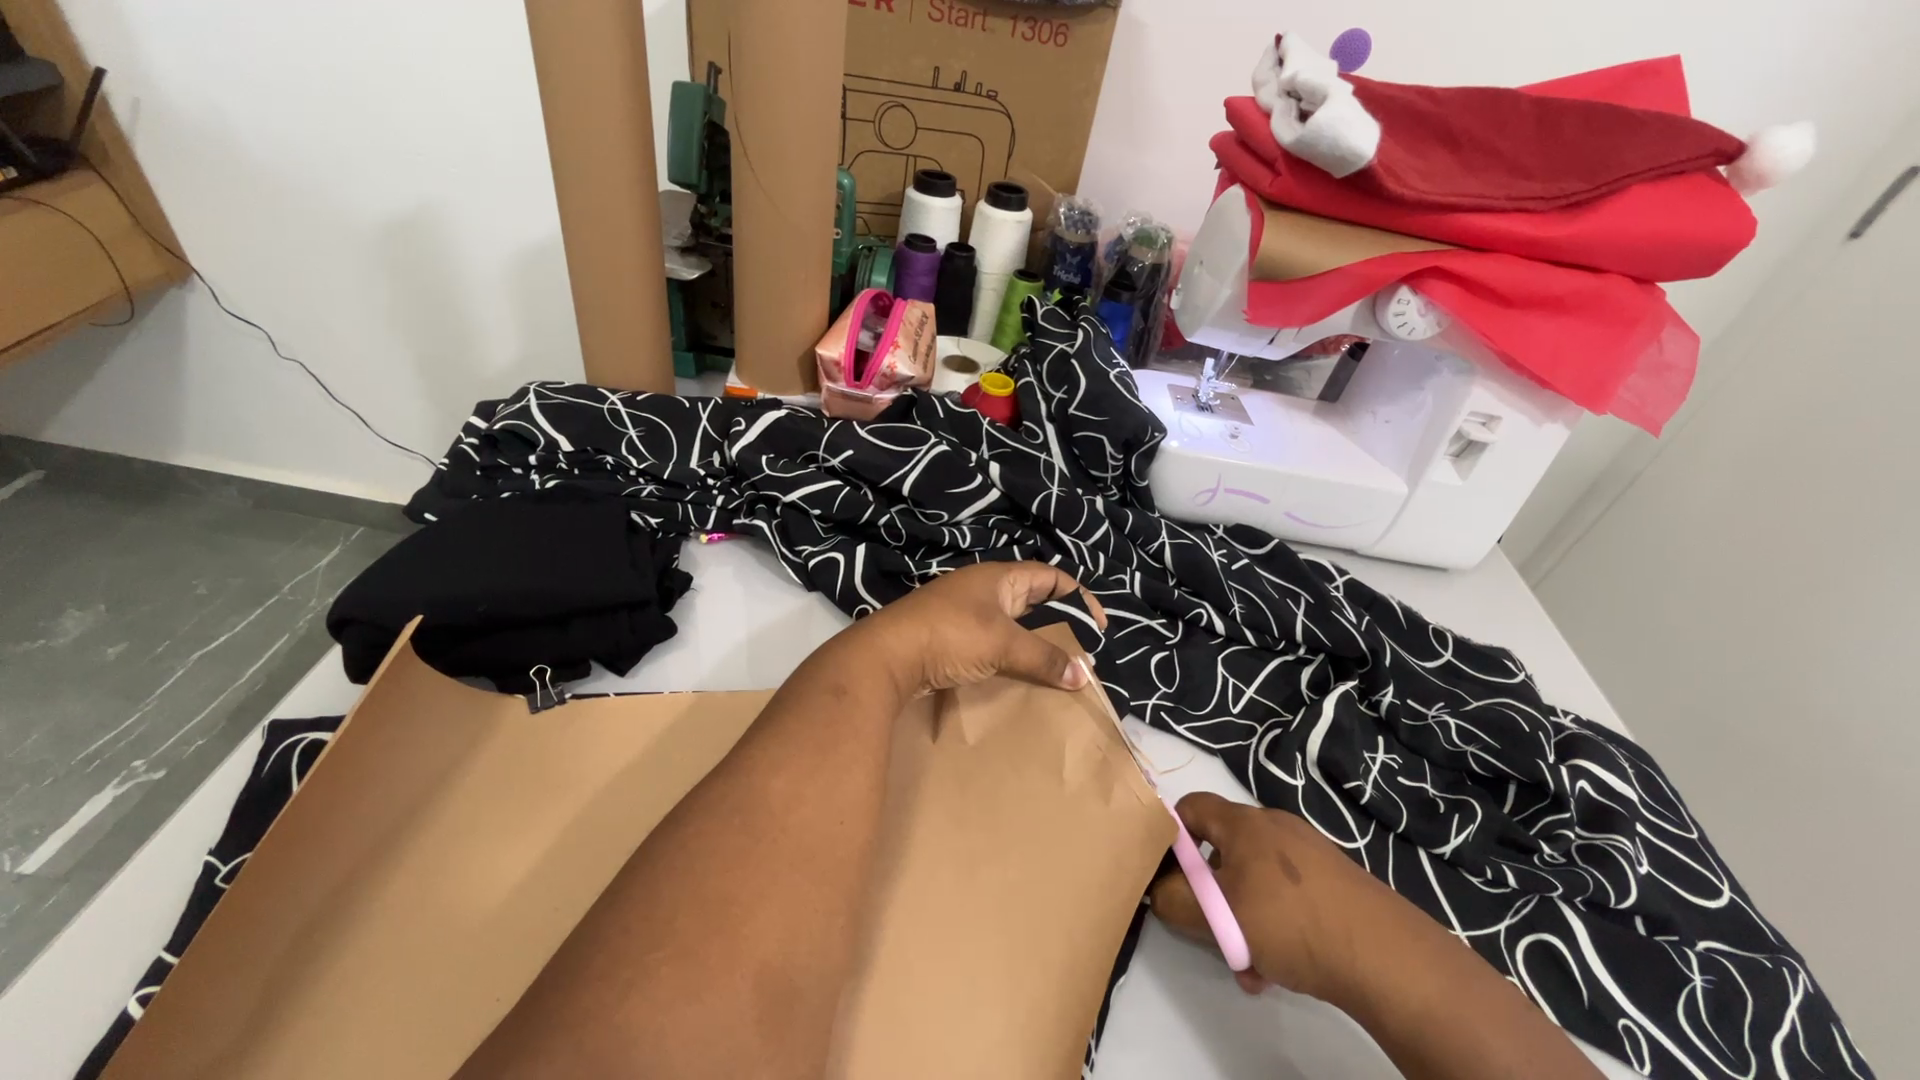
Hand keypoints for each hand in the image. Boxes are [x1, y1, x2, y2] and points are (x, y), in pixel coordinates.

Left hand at [851, 562, 1106, 698]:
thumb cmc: (950, 636)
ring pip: (1012, 628)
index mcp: (999, 578)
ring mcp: (965, 616)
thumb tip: (1084, 674)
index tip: (1098, 629)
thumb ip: (1044, 658)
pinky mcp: (951, 641)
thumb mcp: (1002, 644)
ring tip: (1057, 672)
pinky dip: (1011, 660)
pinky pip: (993, 646)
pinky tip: (1020, 680)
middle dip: (1059, 627)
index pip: (1051, 577)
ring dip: (1034, 647)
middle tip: (1080, 655)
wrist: (887, 657)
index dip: (1078, 598)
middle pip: (1033, 603)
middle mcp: (983, 591)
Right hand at [1150, 792, 1407, 1003]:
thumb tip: (1161, 888)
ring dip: (1241, 919)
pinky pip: (1285, 898)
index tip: (1167, 876)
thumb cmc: (1290, 923)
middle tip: (1208, 931)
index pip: (1191, 806)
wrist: (1385, 956)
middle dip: (1209, 894)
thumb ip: (1176, 899)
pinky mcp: (1335, 882)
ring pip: (1254, 881)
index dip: (1170, 835)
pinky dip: (1273, 926)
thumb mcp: (1218, 916)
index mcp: (1245, 823)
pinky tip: (1278, 968)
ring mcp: (1310, 854)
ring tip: (1248, 964)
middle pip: (1223, 850)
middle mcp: (1277, 827)